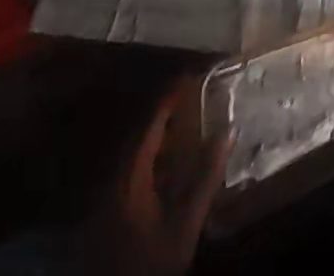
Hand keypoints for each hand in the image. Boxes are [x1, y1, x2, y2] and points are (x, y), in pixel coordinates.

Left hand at [120, 85, 229, 275]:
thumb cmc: (153, 261)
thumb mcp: (187, 221)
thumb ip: (207, 176)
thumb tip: (228, 131)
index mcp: (130, 176)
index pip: (150, 125)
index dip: (170, 99)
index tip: (191, 77)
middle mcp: (112, 180)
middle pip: (138, 135)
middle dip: (165, 113)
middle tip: (193, 96)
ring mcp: (105, 198)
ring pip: (132, 153)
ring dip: (158, 135)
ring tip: (186, 122)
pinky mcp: (105, 213)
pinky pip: (129, 170)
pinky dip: (151, 156)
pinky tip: (168, 163)